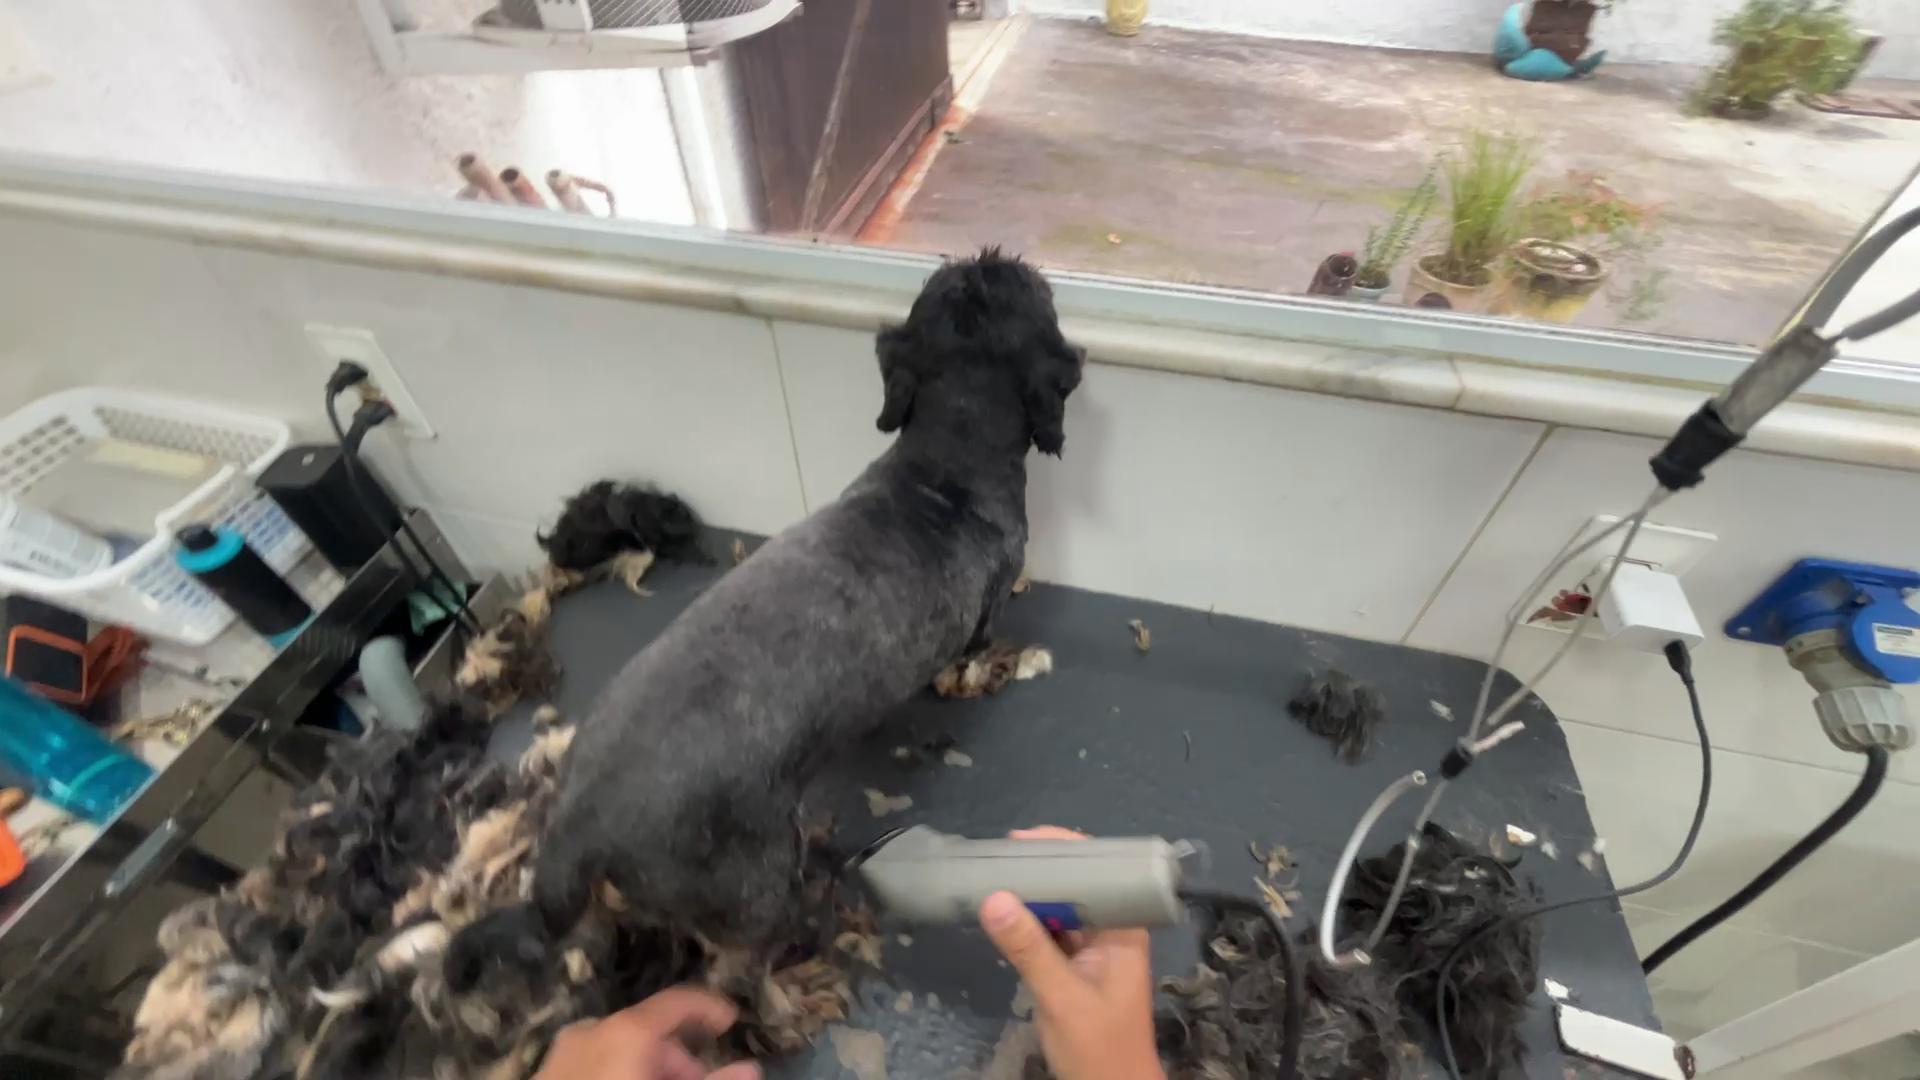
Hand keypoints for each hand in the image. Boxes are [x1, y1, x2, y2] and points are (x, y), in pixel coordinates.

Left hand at [536, 987, 761, 1079]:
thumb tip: (753, 1068)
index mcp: (627, 1030)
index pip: (680, 1001)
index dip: (710, 1008)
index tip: (731, 1023)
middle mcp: (594, 1030)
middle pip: (650, 1031)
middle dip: (679, 1060)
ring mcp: (562, 1056)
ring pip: (622, 1052)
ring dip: (650, 1071)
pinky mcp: (544, 1078)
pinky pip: (595, 1067)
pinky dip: (620, 1077)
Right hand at [978, 827, 1165, 1079]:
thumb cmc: (1099, 1050)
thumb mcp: (1061, 998)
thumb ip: (1028, 948)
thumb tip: (992, 897)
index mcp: (1123, 924)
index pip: (1096, 866)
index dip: (1060, 846)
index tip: (1018, 841)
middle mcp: (1111, 926)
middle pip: (1077, 879)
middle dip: (1039, 866)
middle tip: (997, 858)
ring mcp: (1094, 944)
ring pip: (1061, 902)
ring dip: (1031, 890)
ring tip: (993, 874)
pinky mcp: (1077, 962)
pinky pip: (1051, 926)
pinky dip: (1029, 916)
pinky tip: (1003, 909)